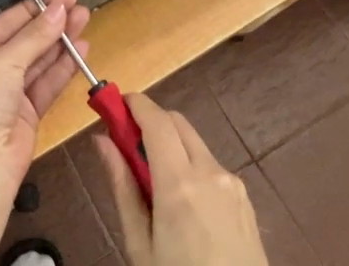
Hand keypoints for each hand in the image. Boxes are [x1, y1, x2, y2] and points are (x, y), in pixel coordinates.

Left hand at [0, 0, 89, 180]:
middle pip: (25, 40)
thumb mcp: (3, 62)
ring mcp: (8, 92)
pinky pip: (47, 83)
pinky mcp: (27, 113)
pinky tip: (80, 47)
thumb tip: (59, 9)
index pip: (5, 22)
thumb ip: (35, 36)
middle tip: (76, 2)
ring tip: (84, 18)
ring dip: (61, 40)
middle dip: (51, 22)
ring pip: (39, 60)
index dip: (32, 8)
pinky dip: (64, 66)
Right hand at [93, 94, 267, 265]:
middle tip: (128, 146)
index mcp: (180, 183)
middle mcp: (210, 173)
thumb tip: (102, 141)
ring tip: (155, 185)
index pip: (156, 120)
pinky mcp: (246, 199)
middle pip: (177, 123)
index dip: (134, 104)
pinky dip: (193, 167)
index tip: (114, 104)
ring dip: (172, 146)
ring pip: (195, 144)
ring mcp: (233, 185)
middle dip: (151, 122)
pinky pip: (212, 167)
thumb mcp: (140, 245)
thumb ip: (122, 187)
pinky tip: (185, 205)